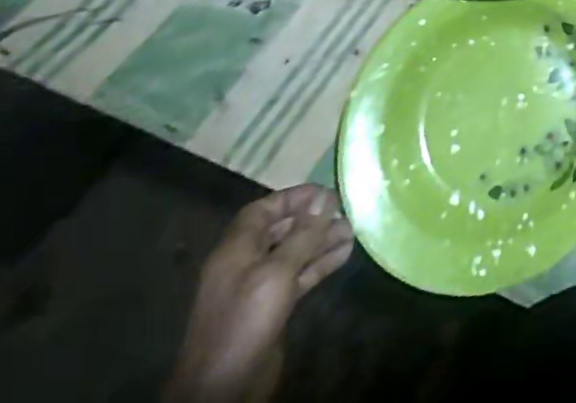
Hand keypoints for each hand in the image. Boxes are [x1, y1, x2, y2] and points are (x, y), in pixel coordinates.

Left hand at [165, 185, 353, 402]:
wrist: (223, 386)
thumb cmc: (246, 318)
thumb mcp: (276, 271)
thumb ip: (302, 234)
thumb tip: (325, 197)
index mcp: (236, 249)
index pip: (262, 211)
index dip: (292, 198)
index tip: (325, 192)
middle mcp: (246, 263)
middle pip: (280, 231)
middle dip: (311, 219)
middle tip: (344, 210)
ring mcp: (259, 287)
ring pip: (293, 254)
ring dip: (321, 241)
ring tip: (352, 230)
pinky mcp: (273, 308)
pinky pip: (299, 276)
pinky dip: (320, 264)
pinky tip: (345, 254)